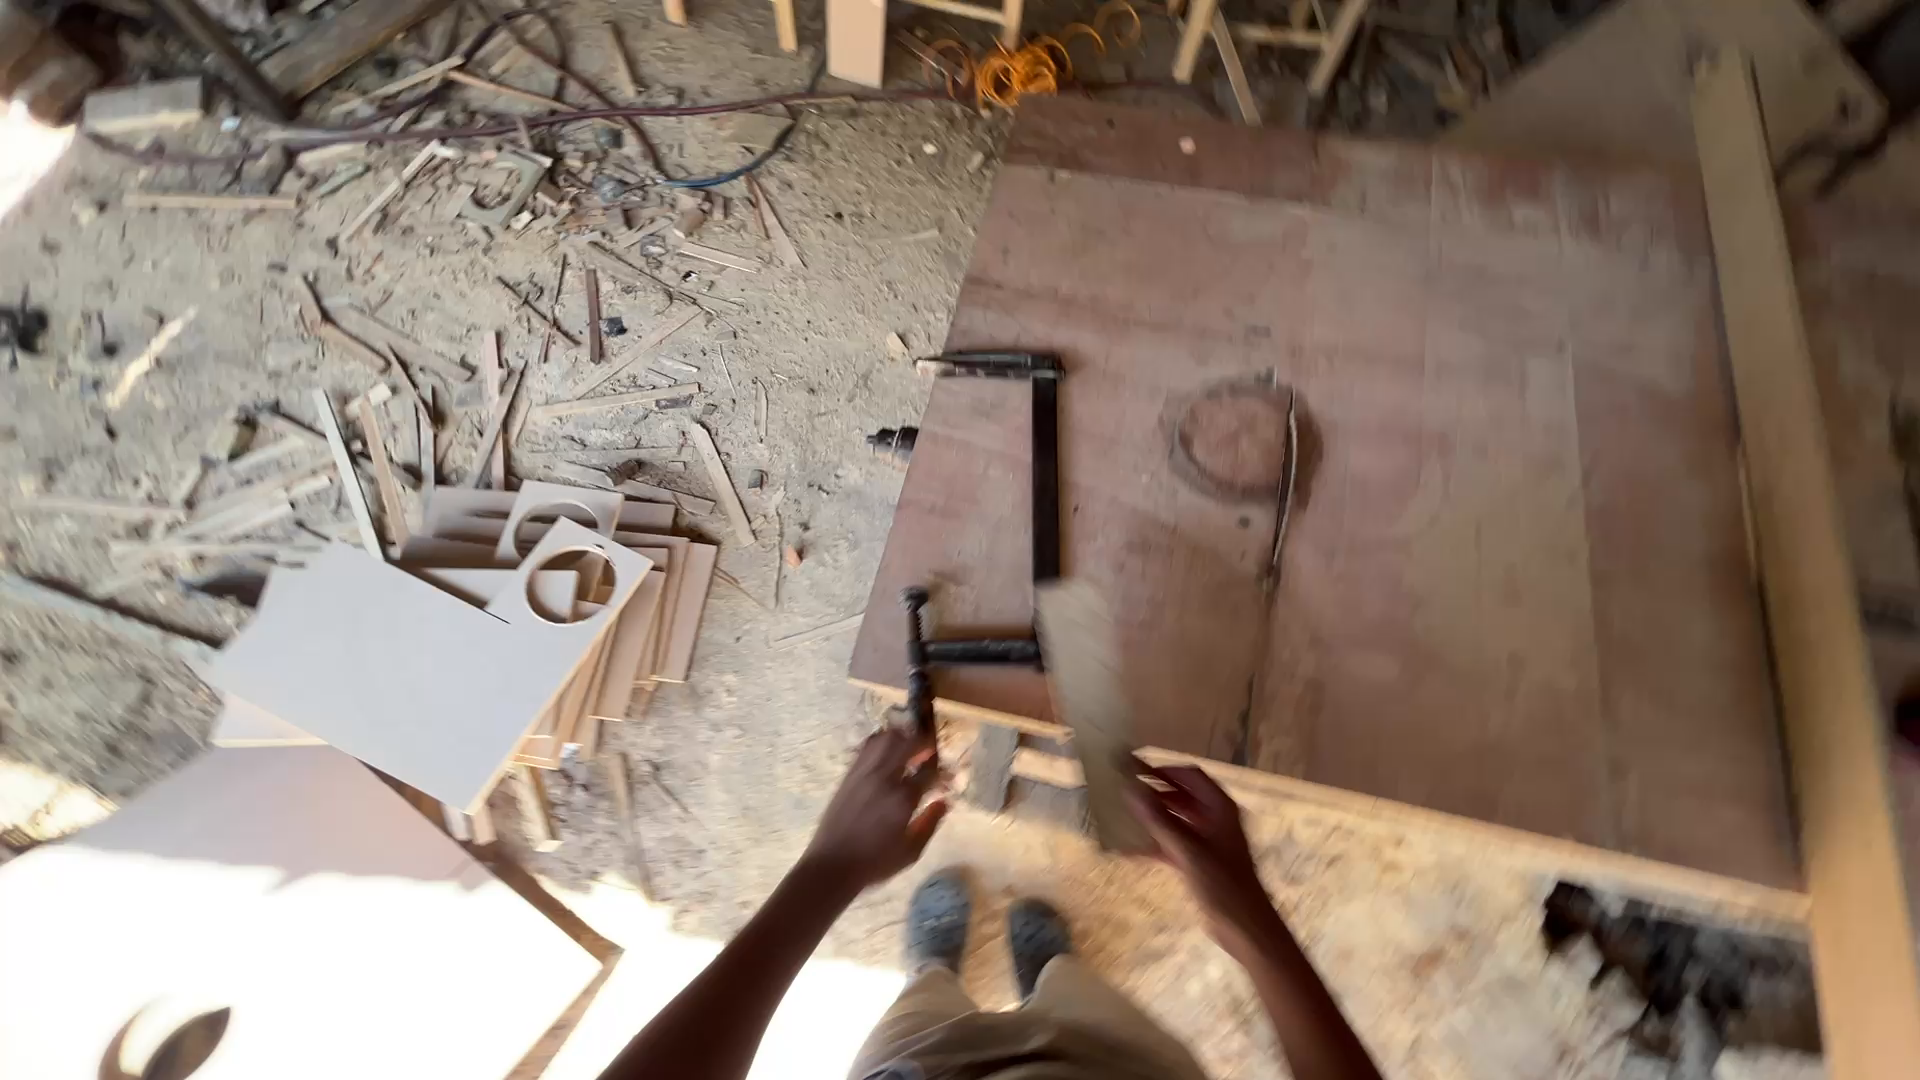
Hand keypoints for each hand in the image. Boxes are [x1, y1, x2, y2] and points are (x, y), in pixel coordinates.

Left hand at [800, 723, 948, 893]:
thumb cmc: (874, 862)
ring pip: (886, 738)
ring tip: (909, 750)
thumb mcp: (911, 852)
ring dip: (903, 738)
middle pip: (908, 742)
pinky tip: (887, 755)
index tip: (948, 778)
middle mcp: (883, 778)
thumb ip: (930, 823)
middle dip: (925, 744)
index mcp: (902, 798)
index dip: (943, 772)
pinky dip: (882, 743)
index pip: (930, 771)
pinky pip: (868, 746)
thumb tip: (944, 801)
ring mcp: (864, 772)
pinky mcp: (849, 774)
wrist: (831, 865)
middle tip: (930, 754)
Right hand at [1129, 763, 1282, 957]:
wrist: (1246, 931)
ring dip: (1151, 816)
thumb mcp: (1189, 850)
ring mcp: (1206, 840)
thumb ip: (1159, 820)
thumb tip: (1131, 790)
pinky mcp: (1198, 861)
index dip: (1164, 770)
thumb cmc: (1224, 885)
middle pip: (1180, 794)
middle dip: (1154, 791)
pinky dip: (1153, 842)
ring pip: (1174, 818)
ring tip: (1121, 813)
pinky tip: (1128, 847)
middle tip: (1123, 788)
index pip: (1190, 775)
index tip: (1135, 769)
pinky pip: (1171, 842)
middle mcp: (1213, 818)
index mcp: (1220, 808)